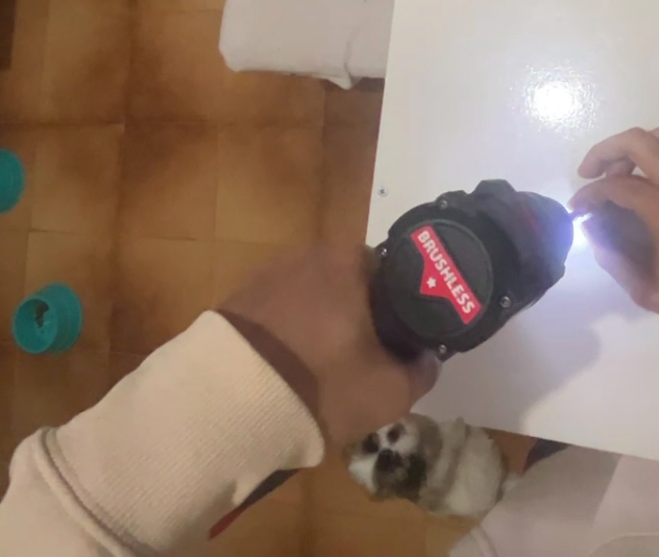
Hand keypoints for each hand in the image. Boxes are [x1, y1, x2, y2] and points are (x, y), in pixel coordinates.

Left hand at [219, 245, 437, 445]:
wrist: (229, 404)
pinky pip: (277, 311)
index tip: (395, 340)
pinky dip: (285, 332)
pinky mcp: (237, 297)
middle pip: (349, 282)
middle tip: (358, 357)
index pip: (392, 272)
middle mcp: (311, 253)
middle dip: (356, 314)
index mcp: (352, 261)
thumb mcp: (388, 392)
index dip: (398, 307)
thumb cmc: (321, 383)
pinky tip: (284, 367)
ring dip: (318, 321)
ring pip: (311, 296)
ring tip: (317, 366)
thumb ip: (421, 372)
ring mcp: (269, 272)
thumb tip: (429, 359)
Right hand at [568, 127, 658, 325]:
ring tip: (626, 167)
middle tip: (592, 172)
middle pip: (637, 142)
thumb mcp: (648, 290)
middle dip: (605, 152)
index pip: (616, 186)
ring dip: (638, 145)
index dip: (589, 195)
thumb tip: (592, 231)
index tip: (578, 207)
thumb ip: (614, 259)